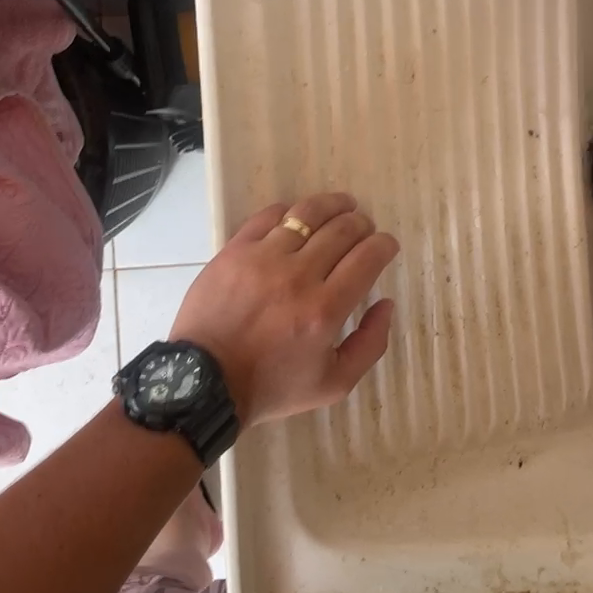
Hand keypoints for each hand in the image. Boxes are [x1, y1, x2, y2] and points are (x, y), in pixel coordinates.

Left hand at [169, 192, 398, 425]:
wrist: (205, 382)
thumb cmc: (272, 386)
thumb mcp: (334, 384)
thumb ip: (370, 345)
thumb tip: (386, 303)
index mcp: (325, 309)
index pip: (368, 258)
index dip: (384, 245)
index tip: (386, 246)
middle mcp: (298, 276)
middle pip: (342, 230)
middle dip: (362, 224)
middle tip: (364, 229)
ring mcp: (263, 258)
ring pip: (308, 214)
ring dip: (334, 206)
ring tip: (343, 206)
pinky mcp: (235, 250)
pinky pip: (270, 216)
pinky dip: (292, 211)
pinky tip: (299, 216)